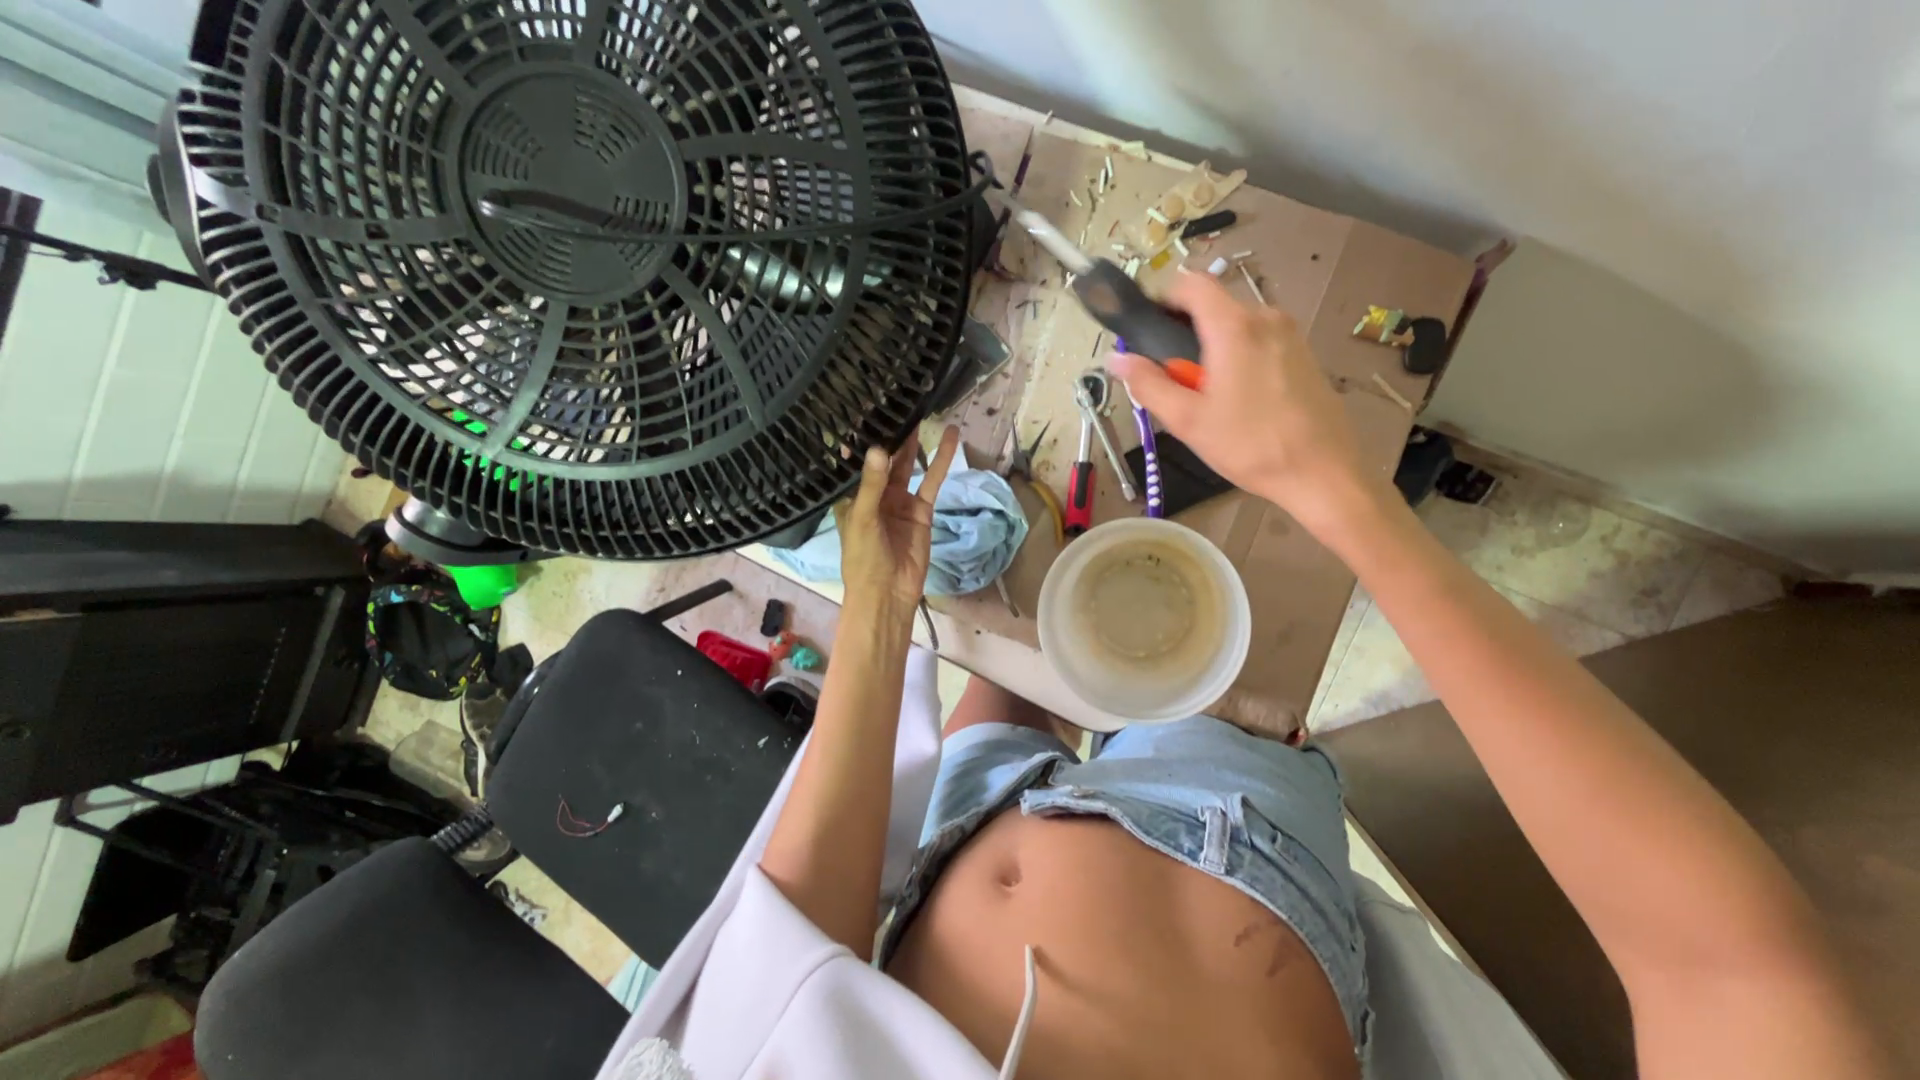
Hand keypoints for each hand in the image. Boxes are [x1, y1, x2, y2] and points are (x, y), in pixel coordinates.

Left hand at [836, 425, 959, 613]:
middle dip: (892, 435)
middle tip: (900, 403)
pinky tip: (951, 438)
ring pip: (909, 465)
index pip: (857, 461)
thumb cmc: (864, 558)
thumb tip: (879, 448)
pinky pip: (931, 481)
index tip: (868, 407)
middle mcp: (875, 494)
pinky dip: (941, 461)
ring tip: (923, 412)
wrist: (888, 593)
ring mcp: (900, 501)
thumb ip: (871, 484)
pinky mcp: (921, 510)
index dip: (863, 437)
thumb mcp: (863, 518)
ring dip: (916, 442)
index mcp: (853, 496)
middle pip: (885, 459)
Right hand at [1110, 273, 1375, 533]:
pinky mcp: (1304, 354)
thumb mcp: (1188, 420)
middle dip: (1186, 332)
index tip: (1147, 326)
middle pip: (1213, 306)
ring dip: (1213, 348)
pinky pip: (1259, 341)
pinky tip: (1239, 399)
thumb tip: (1117, 359)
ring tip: (1206, 395)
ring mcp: (1290, 335)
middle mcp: (1266, 318)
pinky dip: (1239, 357)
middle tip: (1173, 376)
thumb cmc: (1250, 446)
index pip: (1191, 284)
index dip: (1162, 297)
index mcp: (1234, 326)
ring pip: (1236, 326)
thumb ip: (1148, 384)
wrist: (1322, 473)